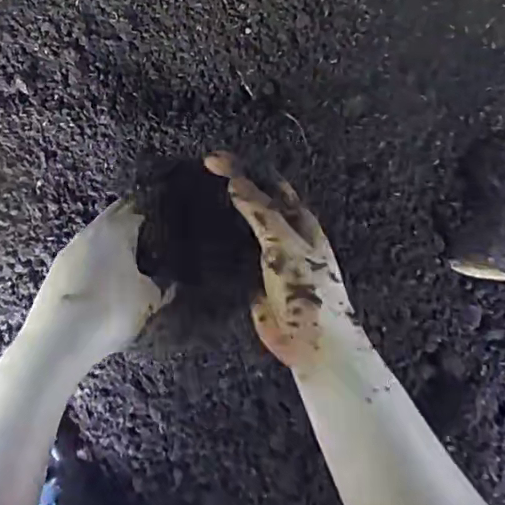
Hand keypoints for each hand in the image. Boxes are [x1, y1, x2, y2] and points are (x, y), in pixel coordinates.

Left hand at [21, 199, 171, 366]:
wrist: (56, 340)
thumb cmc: (109, 311)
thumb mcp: (148, 300)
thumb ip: (160, 286)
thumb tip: (164, 282)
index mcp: (116, 228)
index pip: (139, 211)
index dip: (154, 220)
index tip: (166, 232)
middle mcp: (90, 231)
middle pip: (114, 220)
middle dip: (130, 228)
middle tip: (150, 245)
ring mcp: (69, 250)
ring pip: (96, 240)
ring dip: (110, 247)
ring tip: (127, 267)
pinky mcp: (55, 272)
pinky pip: (82, 260)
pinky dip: (94, 265)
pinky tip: (102, 284)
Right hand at [205, 153, 367, 371]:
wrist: (311, 344)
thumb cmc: (308, 290)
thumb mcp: (283, 243)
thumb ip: (260, 212)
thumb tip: (236, 181)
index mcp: (297, 220)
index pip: (267, 184)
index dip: (242, 169)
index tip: (211, 160)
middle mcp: (282, 234)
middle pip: (254, 203)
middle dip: (231, 188)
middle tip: (200, 174)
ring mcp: (266, 257)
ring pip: (241, 229)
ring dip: (222, 216)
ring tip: (193, 199)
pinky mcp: (251, 280)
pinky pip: (232, 257)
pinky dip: (217, 246)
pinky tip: (198, 238)